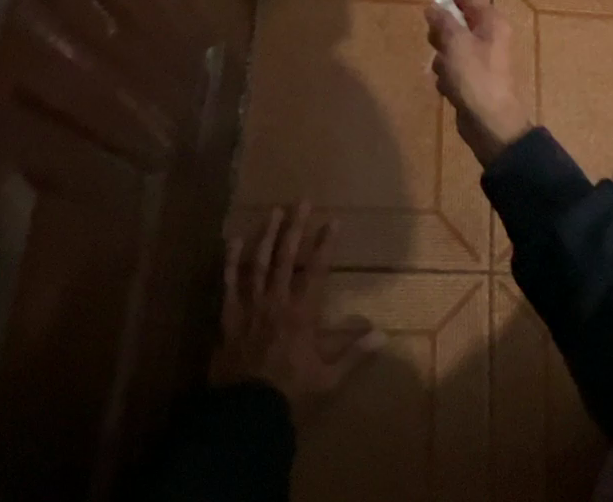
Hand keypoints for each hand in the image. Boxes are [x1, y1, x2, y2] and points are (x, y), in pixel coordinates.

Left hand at [209, 203, 382, 411]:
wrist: (246, 412)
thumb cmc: (291, 392)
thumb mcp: (329, 376)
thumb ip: (355, 352)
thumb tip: (383, 333)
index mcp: (302, 313)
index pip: (316, 270)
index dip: (325, 243)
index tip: (333, 220)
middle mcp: (277, 302)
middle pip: (286, 258)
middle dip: (296, 227)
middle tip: (302, 201)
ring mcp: (250, 307)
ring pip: (258, 263)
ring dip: (268, 235)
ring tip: (274, 211)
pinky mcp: (229, 317)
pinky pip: (229, 284)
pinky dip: (231, 262)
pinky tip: (234, 240)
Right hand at [426, 0, 533, 165]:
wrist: (490, 122)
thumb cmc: (475, 76)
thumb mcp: (456, 43)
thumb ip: (443, 20)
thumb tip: (433, 6)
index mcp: (491, 22)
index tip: (429, 0)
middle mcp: (488, 36)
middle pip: (455, 23)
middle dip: (441, 35)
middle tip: (438, 45)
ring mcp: (480, 59)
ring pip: (449, 47)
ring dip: (441, 60)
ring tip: (446, 73)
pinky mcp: (472, 78)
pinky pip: (451, 69)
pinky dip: (447, 77)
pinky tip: (450, 88)